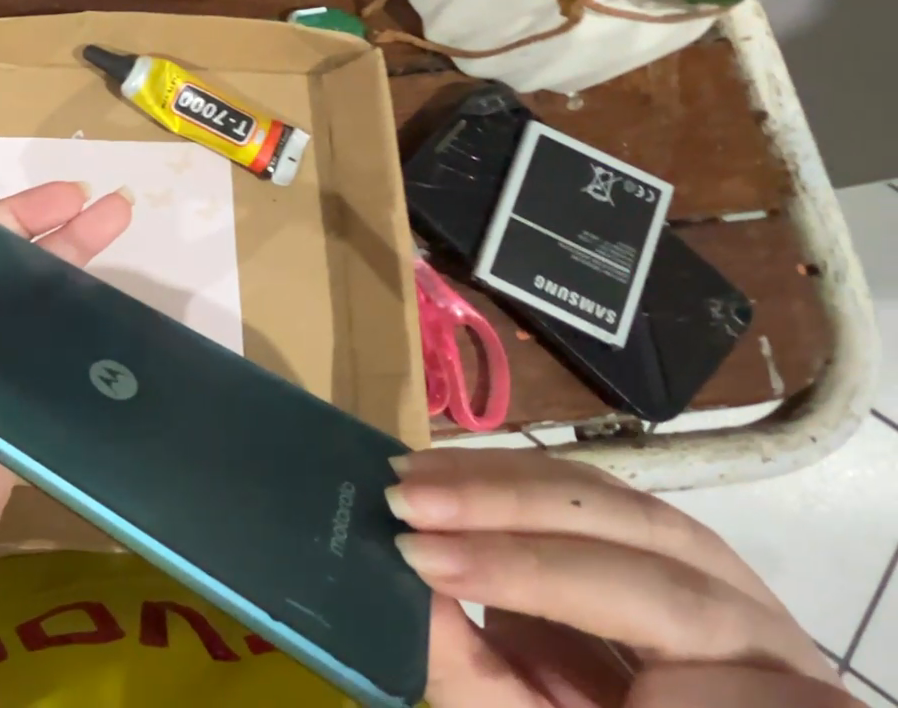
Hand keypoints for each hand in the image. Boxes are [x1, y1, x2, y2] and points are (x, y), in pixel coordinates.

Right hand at [395, 449, 854, 706]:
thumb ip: (473, 675)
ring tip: (406, 477)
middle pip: (635, 531)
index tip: (419, 559)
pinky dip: (498, 477)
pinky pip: (578, 495)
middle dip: (503, 507)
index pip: (657, 604)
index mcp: (763, 698)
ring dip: (492, 478)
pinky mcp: (640, 546)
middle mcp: (760, 625)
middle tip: (402, 501)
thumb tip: (395, 584)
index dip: (531, 572)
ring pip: (604, 496)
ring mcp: (709, 574)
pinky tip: (436, 473)